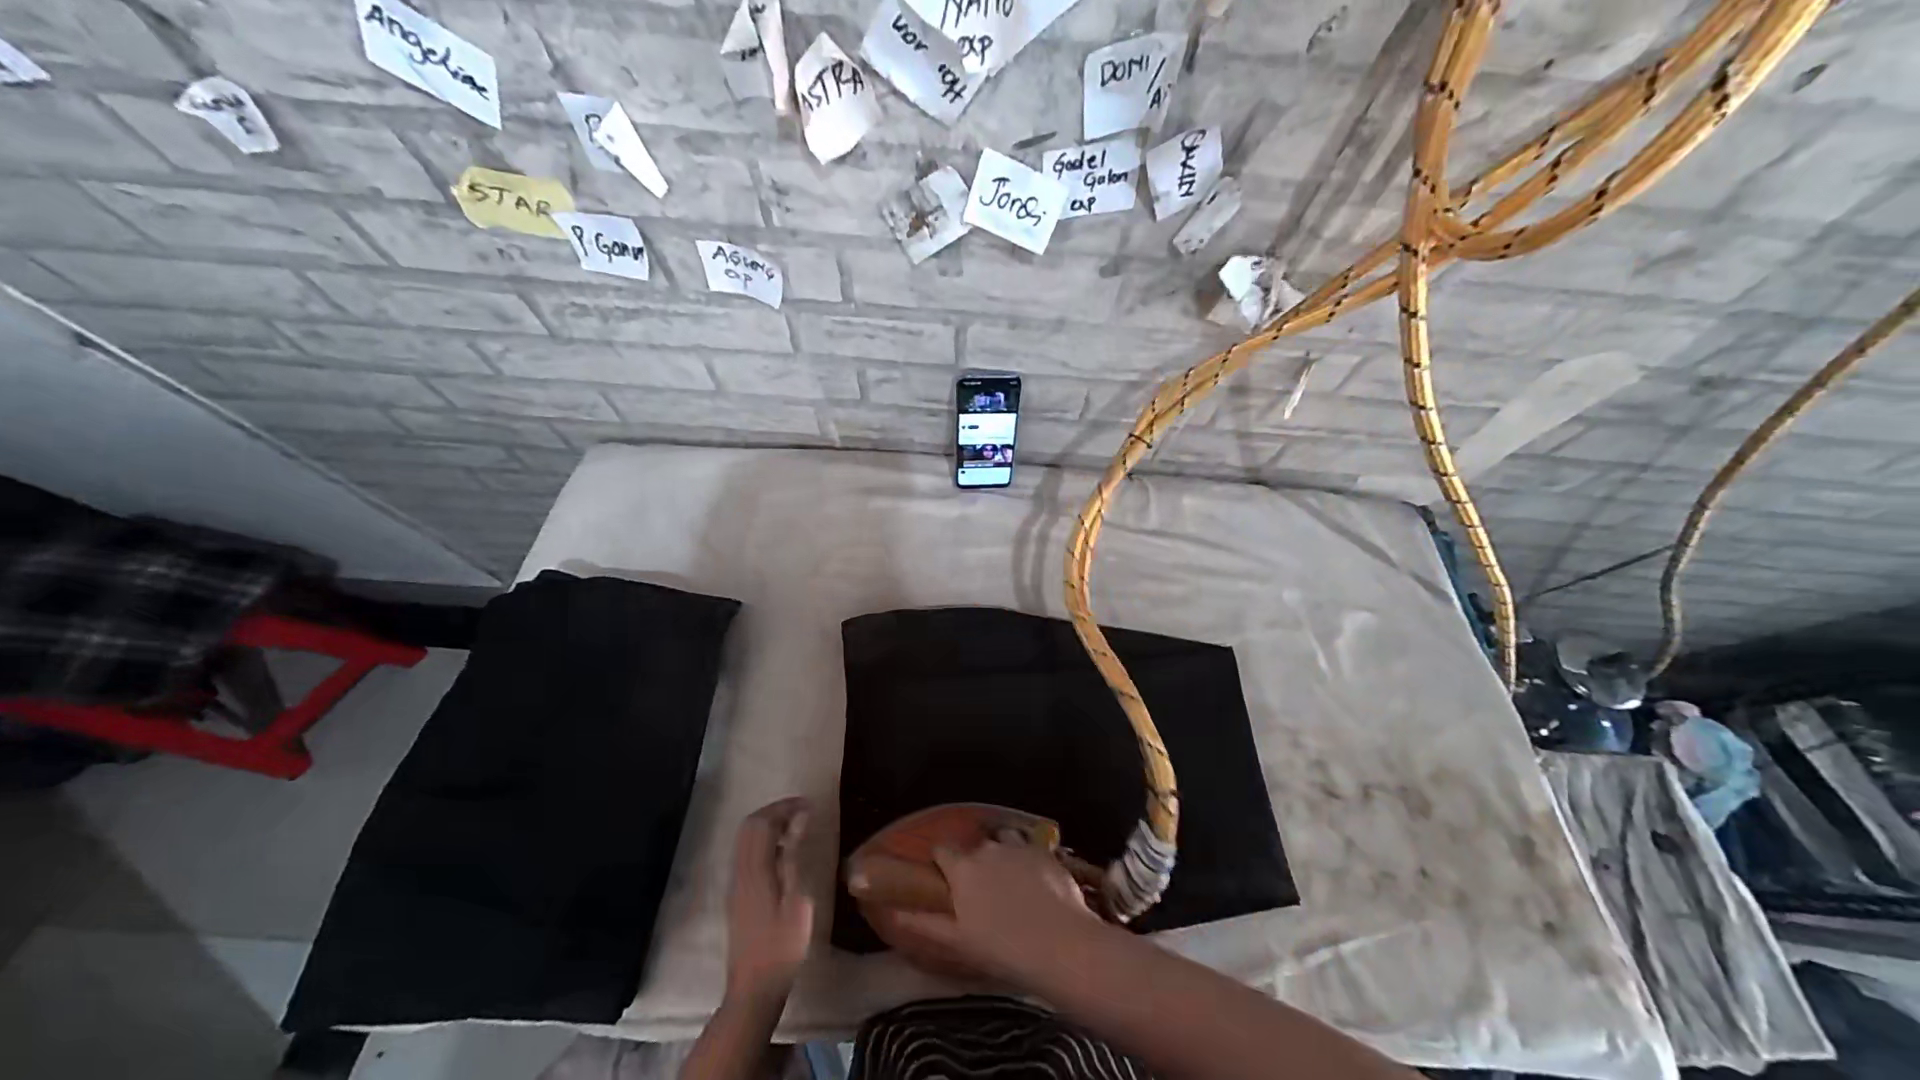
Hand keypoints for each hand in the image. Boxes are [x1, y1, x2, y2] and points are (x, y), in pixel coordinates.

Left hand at [724, 797, 814, 1002]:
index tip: (809, 805)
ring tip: (796, 828)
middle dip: (774, 811)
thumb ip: (794, 857)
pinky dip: (764, 841)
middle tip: (802, 811)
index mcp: (755, 870)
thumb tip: (799, 821)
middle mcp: (739, 871)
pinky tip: (784, 854)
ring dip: (768, 825)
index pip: (763, 822)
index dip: (784, 807)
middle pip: (749, 826)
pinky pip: (747, 853)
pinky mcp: (737, 894)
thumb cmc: (782, 947)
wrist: (753, 989)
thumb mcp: (797, 900)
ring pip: (745, 839)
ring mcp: (735, 883)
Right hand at [883, 833, 1101, 983]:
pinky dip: (1030, 858)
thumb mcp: (956, 941)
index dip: (942, 862)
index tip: (945, 878)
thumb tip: (892, 911)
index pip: (942, 850)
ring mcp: (1019, 847)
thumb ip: (923, 923)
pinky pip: (1032, 847)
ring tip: (1011, 878)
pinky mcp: (1046, 853)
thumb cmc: (1001, 948)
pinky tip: (1037, 880)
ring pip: (1004, 839)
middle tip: (983, 889)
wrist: (1059, 944)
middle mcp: (987, 849)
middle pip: (974, 846)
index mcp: (962, 868)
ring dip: (1003, 852)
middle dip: (975, 861)